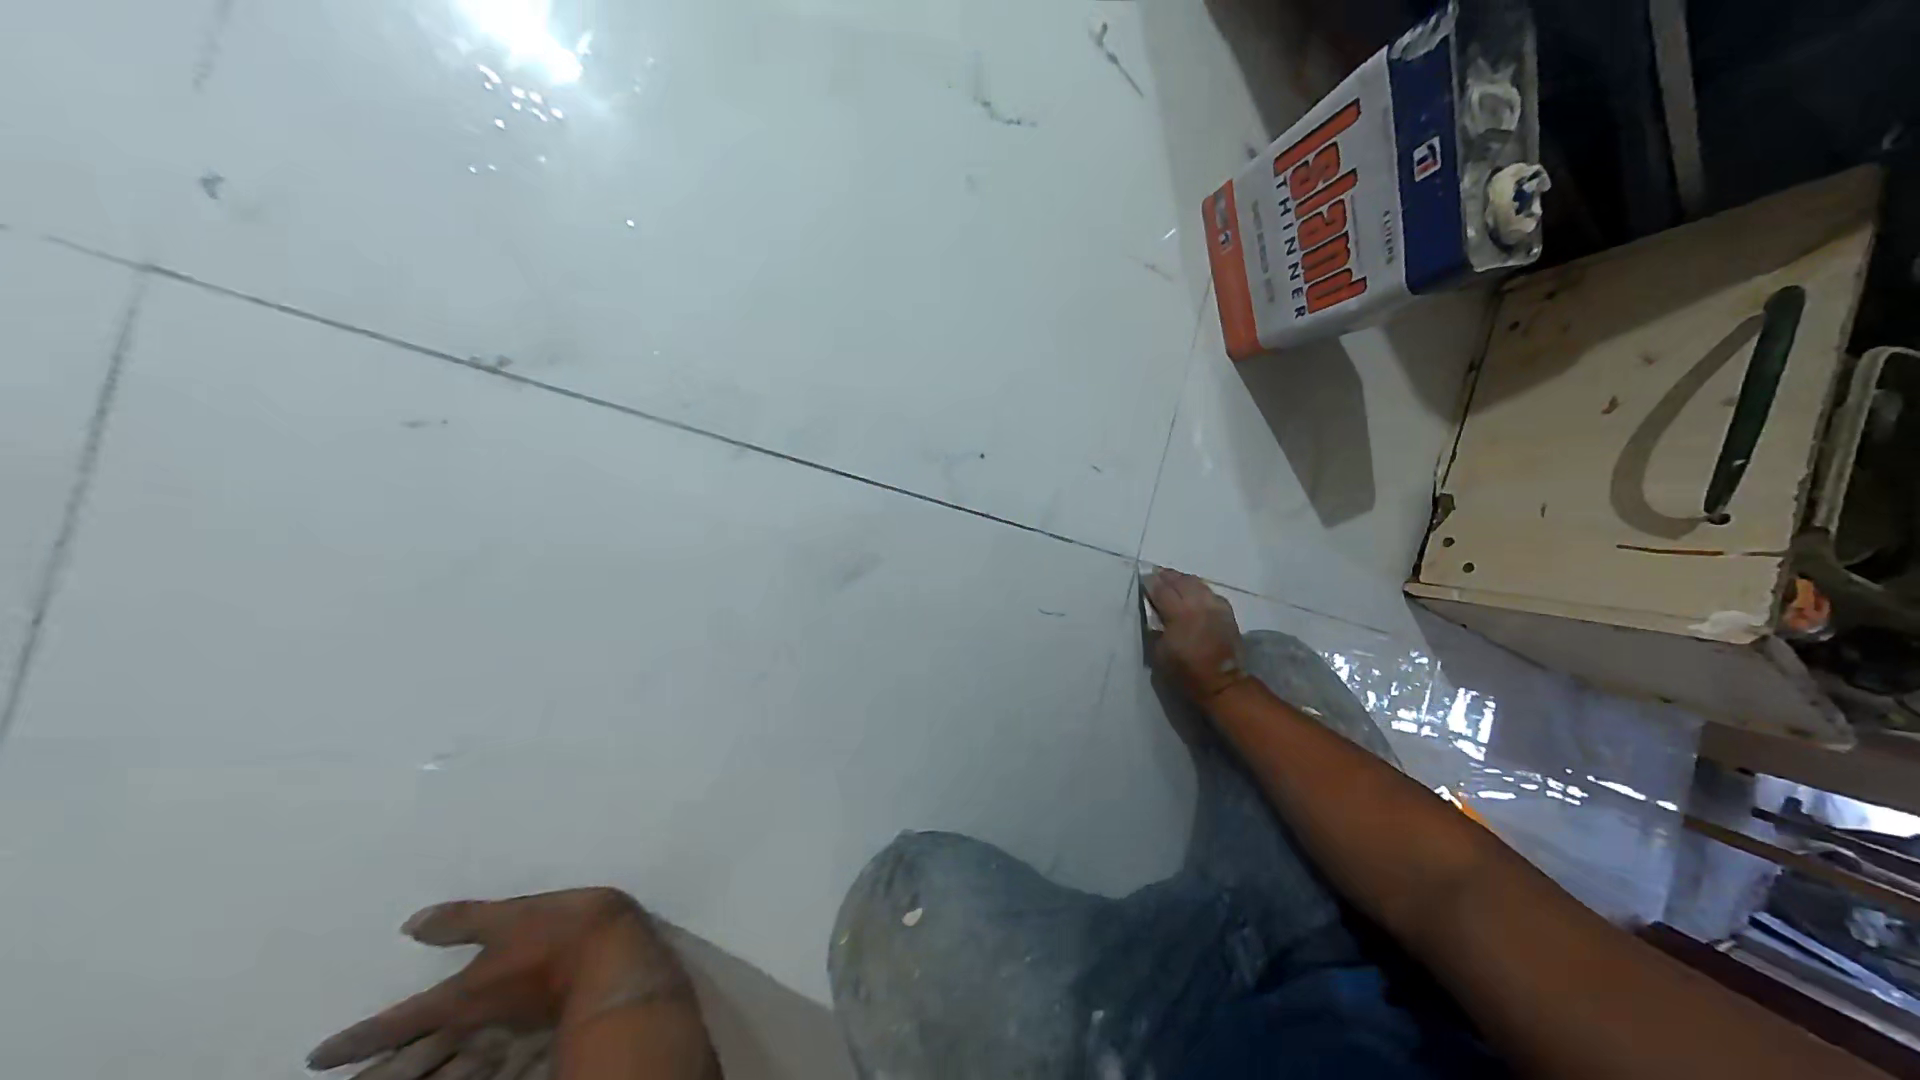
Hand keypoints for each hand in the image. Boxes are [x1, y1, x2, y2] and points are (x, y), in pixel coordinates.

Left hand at [308, 888, 690, 1076]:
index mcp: (461, 998)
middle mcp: (470, 1033)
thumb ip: (463, 922)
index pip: (396, 1023)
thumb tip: (411, 925)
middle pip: (408, 1070)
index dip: (356, 1040)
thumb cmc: (560, 933)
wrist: (616, 962)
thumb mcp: (512, 915)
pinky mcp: (529, 1057)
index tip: (319, 1057)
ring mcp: (500, 1051)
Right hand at [1145, 568, 1250, 703]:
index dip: (1150, 583)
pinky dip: (1198, 589)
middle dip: (1166, 576)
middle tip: (1156, 574)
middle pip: (1180, 581)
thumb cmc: (1186, 671)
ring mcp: (1215, 606)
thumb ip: (1157, 627)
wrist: (1222, 682)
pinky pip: (1210, 592)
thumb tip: (1155, 613)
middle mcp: (1198, 604)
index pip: (1161, 589)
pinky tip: (1193, 592)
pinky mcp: (1227, 611)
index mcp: (1179, 614)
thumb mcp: (1159, 652)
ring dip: (1182, 579)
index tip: (1143, 579)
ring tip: (1173, 579)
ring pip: (1197, 583)